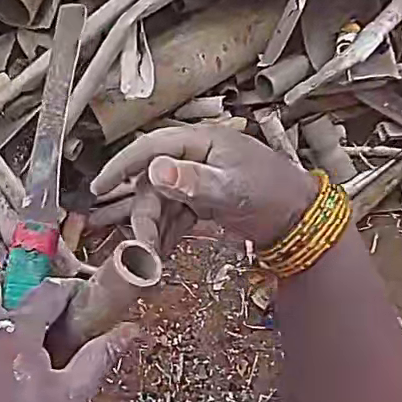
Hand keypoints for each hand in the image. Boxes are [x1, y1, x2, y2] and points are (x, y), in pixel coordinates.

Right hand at [91, 125, 317, 246]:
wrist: (301, 219)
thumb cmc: (272, 196)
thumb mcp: (231, 190)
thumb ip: (192, 181)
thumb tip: (153, 170)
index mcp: (201, 143)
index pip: (151, 148)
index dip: (122, 166)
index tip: (100, 187)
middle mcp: (197, 157)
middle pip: (153, 183)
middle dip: (144, 216)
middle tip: (142, 247)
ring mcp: (200, 178)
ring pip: (163, 201)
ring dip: (154, 229)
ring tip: (151, 257)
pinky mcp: (205, 198)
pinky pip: (177, 214)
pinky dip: (168, 233)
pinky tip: (162, 253)